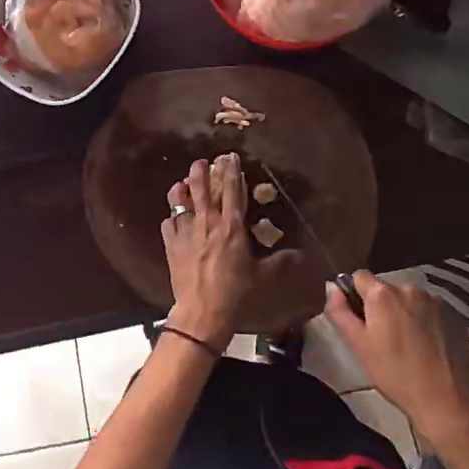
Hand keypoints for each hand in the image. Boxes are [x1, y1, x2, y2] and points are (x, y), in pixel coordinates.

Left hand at [160, 153, 270, 349]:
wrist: (202, 310)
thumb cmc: (235, 292)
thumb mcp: (262, 276)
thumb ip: (280, 262)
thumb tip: (300, 255)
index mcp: (231, 227)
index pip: (232, 191)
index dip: (231, 171)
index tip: (230, 157)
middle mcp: (207, 223)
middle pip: (200, 188)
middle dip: (200, 171)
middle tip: (201, 162)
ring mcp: (186, 232)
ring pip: (178, 200)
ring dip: (180, 189)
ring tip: (182, 184)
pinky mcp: (171, 244)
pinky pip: (168, 223)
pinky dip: (171, 217)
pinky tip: (173, 218)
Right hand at [322, 271, 468, 458]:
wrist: (448, 400)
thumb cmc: (395, 373)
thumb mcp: (358, 345)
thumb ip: (339, 311)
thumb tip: (332, 287)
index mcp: (382, 294)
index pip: (359, 276)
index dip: (355, 295)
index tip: (360, 320)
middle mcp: (409, 288)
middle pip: (385, 289)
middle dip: (381, 306)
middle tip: (382, 338)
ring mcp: (436, 301)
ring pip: (408, 299)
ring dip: (404, 312)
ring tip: (408, 343)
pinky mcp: (455, 315)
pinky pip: (430, 310)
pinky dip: (425, 321)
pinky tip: (427, 346)